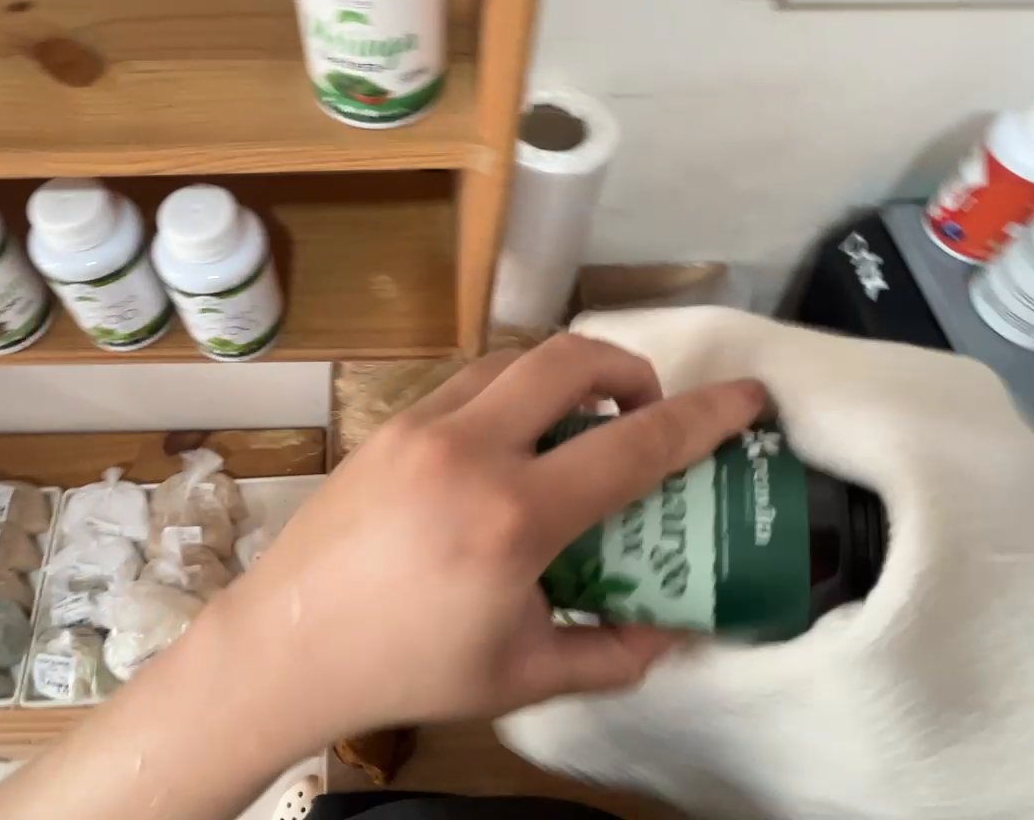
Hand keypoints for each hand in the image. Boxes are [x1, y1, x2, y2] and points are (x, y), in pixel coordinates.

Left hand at [190, 333, 767, 746]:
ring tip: (580, 420)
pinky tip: (510, 439)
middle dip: (628, 367)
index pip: (633, 446)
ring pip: (514, 361)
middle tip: (645, 407)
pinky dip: (511, 392)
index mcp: (514, 515)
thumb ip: (613, 653)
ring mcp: (421, 425)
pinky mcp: (389, 423)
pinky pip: (469, 384)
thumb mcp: (524, 675)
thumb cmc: (407, 667)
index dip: (704, 417)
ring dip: (564, 374)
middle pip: (569, 359)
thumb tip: (670, 630)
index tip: (746, 397)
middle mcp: (468, 449)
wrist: (287, 643)